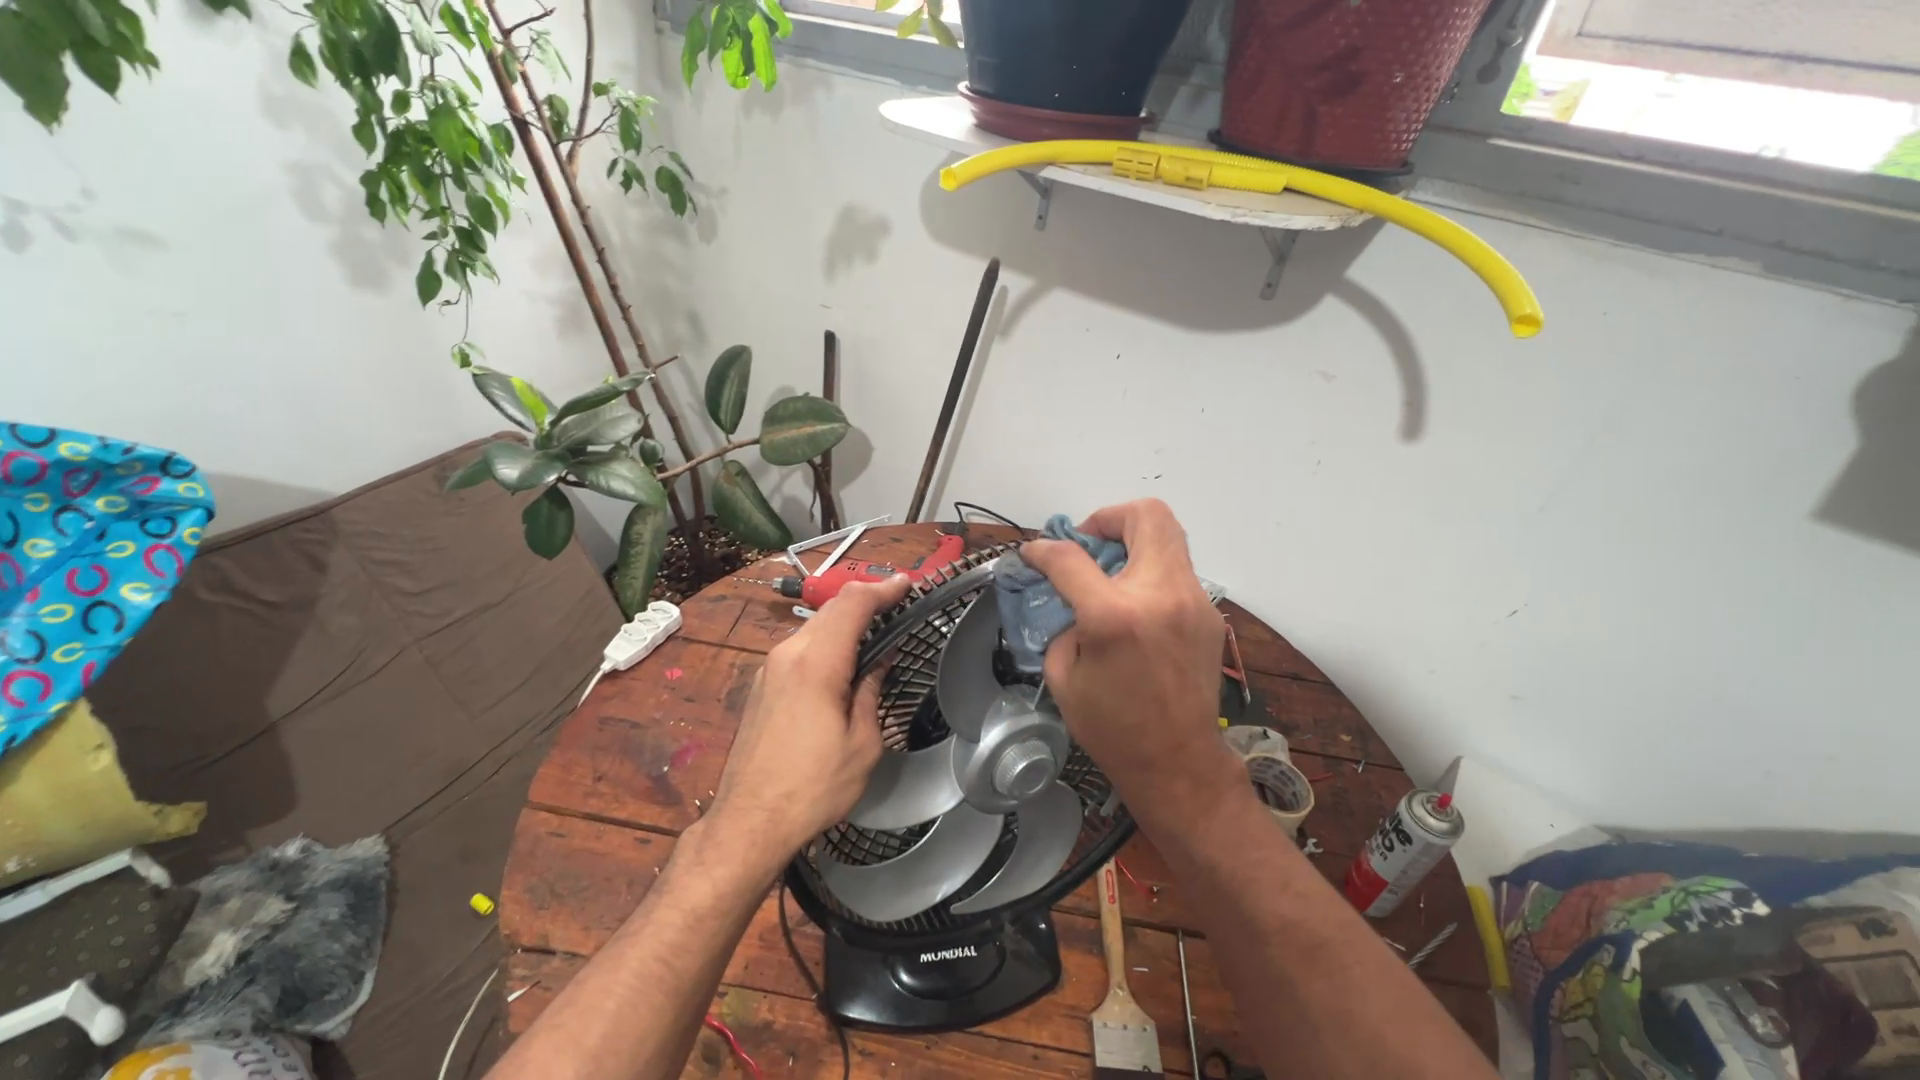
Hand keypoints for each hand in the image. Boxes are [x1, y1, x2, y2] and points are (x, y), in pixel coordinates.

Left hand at [705, 573, 913, 866]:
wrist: (750, 821)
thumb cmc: (813, 787)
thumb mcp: (862, 743)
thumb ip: (871, 691)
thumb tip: (880, 661)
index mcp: (816, 664)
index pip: (852, 604)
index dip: (883, 589)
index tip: (908, 585)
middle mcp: (788, 655)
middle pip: (831, 610)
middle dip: (866, 600)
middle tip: (898, 604)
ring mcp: (769, 670)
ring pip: (813, 627)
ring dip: (845, 622)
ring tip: (877, 632)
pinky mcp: (762, 686)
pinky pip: (800, 649)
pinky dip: (827, 642)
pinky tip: (844, 659)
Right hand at [1021, 500, 1240, 822]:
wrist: (1177, 762)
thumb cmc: (1112, 727)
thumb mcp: (1064, 676)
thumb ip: (1062, 622)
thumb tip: (1067, 596)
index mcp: (1114, 616)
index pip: (1071, 557)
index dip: (1043, 549)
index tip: (1034, 554)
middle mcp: (1161, 596)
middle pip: (1146, 515)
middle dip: (1110, 518)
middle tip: (1090, 543)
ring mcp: (1194, 601)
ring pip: (1170, 537)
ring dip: (1134, 543)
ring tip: (1112, 575)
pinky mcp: (1209, 614)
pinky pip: (1178, 571)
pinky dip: (1151, 573)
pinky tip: (1135, 607)